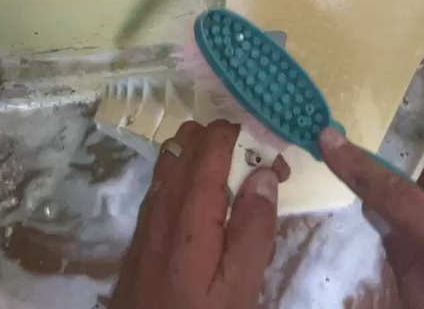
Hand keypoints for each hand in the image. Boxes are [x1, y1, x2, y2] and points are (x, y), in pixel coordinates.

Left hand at [114, 120, 288, 307]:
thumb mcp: (237, 288)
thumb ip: (254, 229)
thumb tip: (264, 173)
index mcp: (190, 203)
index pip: (217, 138)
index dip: (251, 140)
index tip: (277, 167)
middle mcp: (165, 193)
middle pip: (197, 135)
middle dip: (234, 144)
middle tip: (263, 178)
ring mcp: (151, 204)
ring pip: (179, 149)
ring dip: (211, 154)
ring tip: (239, 187)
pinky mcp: (146, 219)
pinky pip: (169, 172)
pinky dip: (193, 169)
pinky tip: (212, 203)